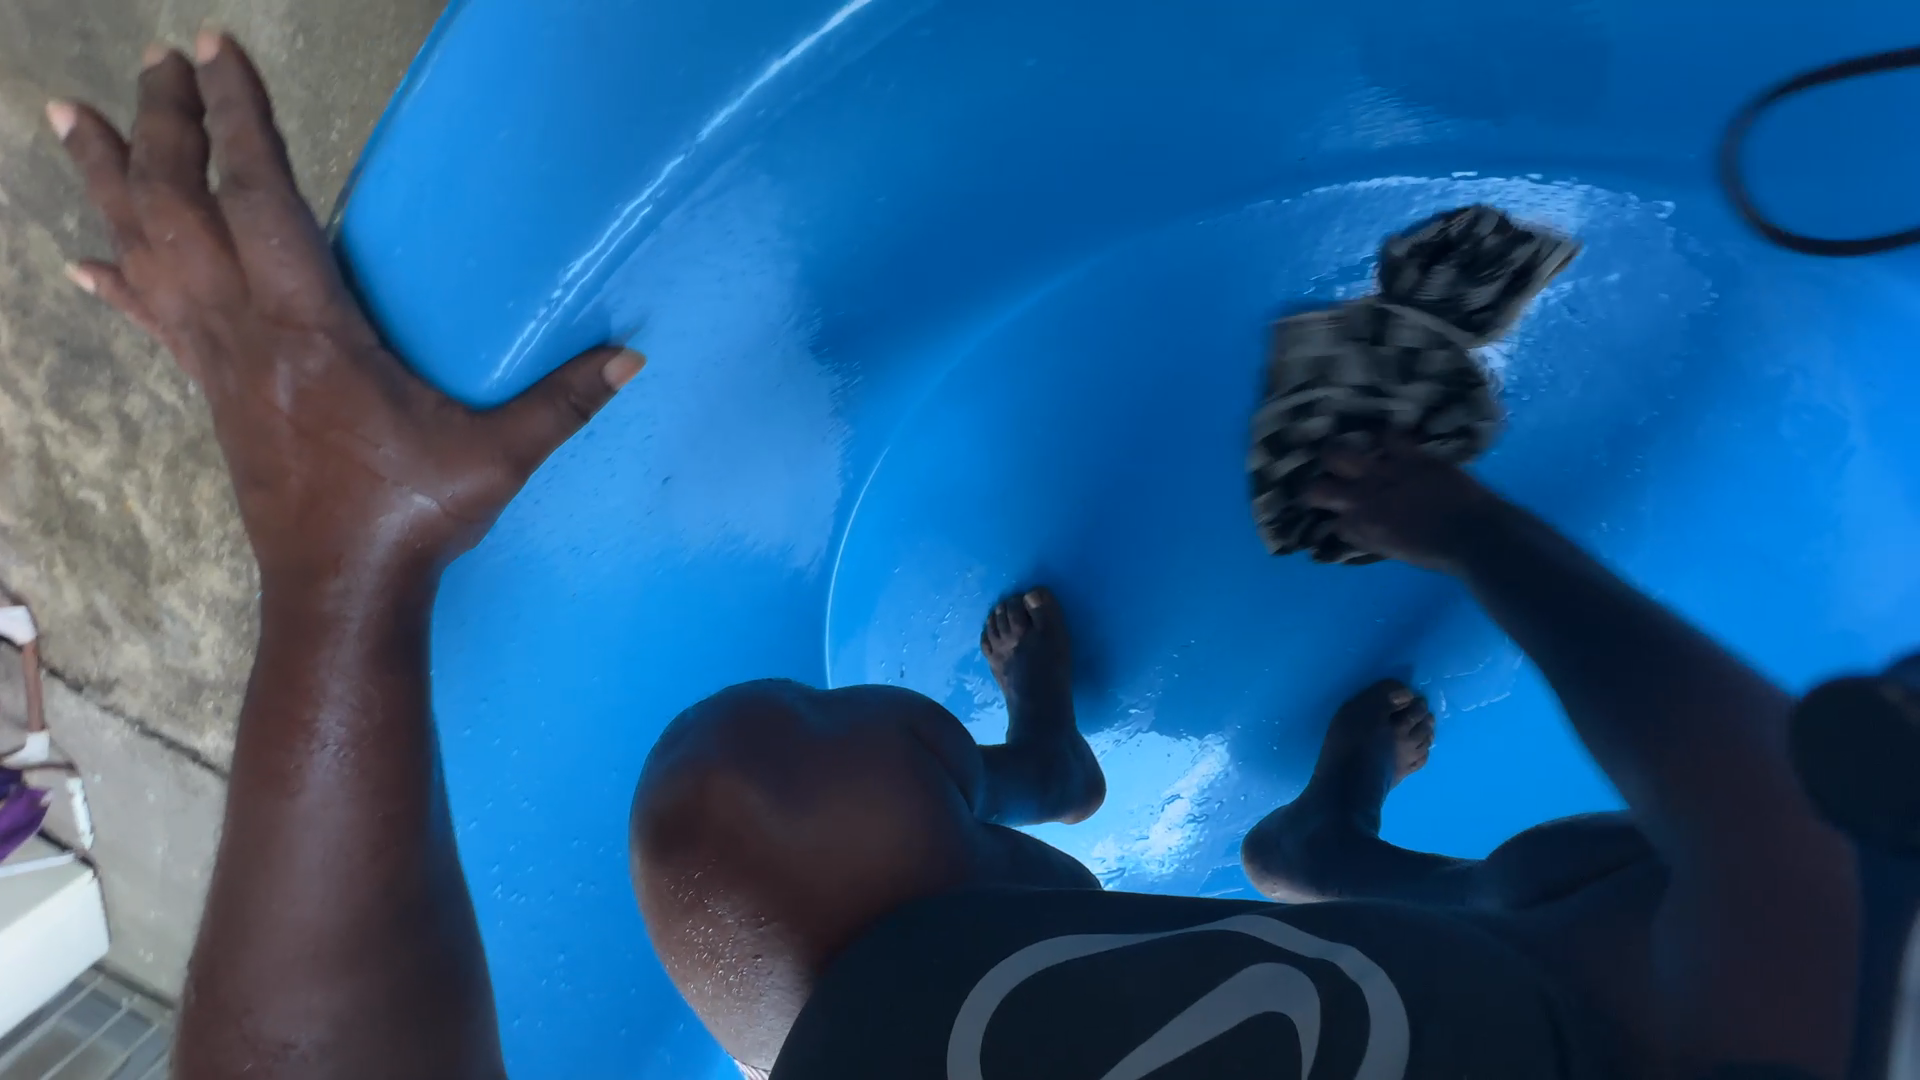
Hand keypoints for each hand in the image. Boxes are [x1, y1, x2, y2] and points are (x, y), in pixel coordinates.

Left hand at [48, 31, 641, 589]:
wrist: (340, 584)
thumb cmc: (417, 513)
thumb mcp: (504, 455)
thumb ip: (565, 402)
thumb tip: (633, 359)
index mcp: (313, 333)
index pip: (260, 204)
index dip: (238, 123)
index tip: (217, 52)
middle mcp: (248, 335)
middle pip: (179, 210)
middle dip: (163, 128)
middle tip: (157, 63)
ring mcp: (221, 368)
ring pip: (149, 255)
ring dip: (113, 183)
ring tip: (73, 120)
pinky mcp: (217, 398)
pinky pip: (156, 323)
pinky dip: (122, 282)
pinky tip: (87, 264)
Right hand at [1304, 439, 1509, 572]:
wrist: (1479, 535)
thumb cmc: (1437, 551)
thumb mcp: (1391, 551)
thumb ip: (1365, 536)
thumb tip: (1348, 525)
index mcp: (1359, 526)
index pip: (1332, 521)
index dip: (1334, 519)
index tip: (1341, 518)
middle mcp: (1362, 498)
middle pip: (1317, 487)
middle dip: (1318, 487)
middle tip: (1329, 485)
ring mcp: (1384, 474)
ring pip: (1338, 454)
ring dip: (1337, 456)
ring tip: (1345, 455)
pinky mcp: (1411, 457)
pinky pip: (1387, 437)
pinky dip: (1385, 438)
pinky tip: (1387, 441)